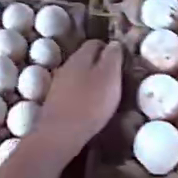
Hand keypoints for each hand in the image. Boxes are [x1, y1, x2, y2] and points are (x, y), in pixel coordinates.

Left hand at [29, 40, 124, 156]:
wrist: (60, 134)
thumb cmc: (90, 102)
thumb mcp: (110, 76)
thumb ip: (113, 56)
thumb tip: (114, 43)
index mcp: (80, 56)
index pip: (95, 43)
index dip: (110, 49)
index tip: (122, 62)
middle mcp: (66, 66)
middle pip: (85, 59)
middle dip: (100, 65)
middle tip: (116, 79)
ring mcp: (58, 84)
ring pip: (78, 75)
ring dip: (90, 80)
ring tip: (105, 94)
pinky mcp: (55, 102)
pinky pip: (72, 91)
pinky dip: (82, 94)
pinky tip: (89, 106)